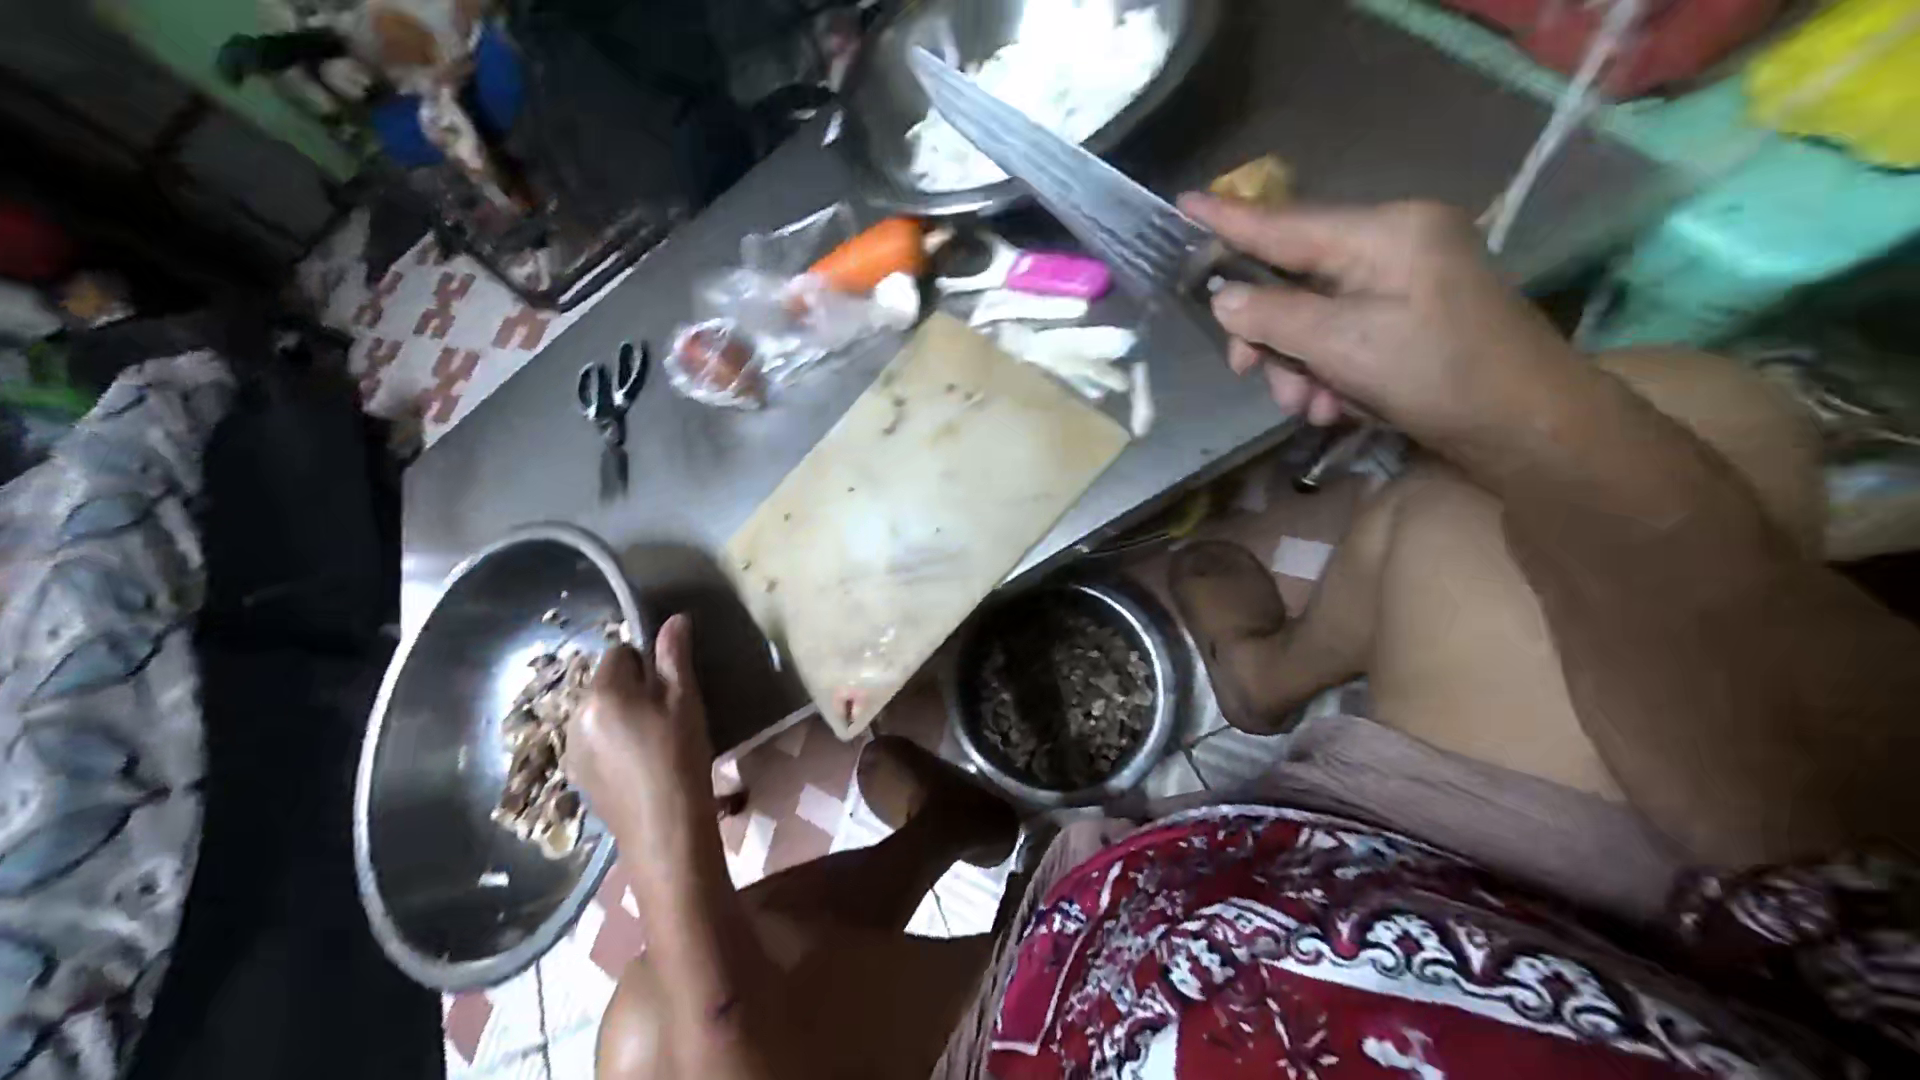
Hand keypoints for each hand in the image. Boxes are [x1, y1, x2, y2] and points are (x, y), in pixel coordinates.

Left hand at [567, 614, 713, 839]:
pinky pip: (594, 738)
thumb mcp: (685, 700)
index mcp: (601, 693)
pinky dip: (613, 739)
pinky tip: (638, 761)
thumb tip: (675, 618)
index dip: (649, 664)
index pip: (620, 652)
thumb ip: (674, 656)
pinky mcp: (576, 773)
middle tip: (667, 713)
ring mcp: (571, 748)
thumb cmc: (680, 755)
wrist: (664, 827)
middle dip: (633, 688)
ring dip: (622, 713)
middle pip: (606, 681)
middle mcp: (574, 715)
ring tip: (654, 739)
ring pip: (600, 710)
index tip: (671, 687)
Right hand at [1178, 195, 1586, 448]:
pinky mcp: (1408, 317)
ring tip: (1307, 407)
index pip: (1286, 223)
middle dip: (1268, 334)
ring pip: (1313, 317)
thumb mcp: (1342, 345)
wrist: (1525, 426)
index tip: (1183, 203)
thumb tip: (1223, 298)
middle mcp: (1392, 245)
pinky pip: (1342, 336)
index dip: (1230, 219)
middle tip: (1246, 373)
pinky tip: (1332, 408)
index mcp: (1384, 233)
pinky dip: (1327, 373)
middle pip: (1294, 280)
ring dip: (1297, 365)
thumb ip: (1273, 316)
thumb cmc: (1438, 373)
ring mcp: (1403, 282)